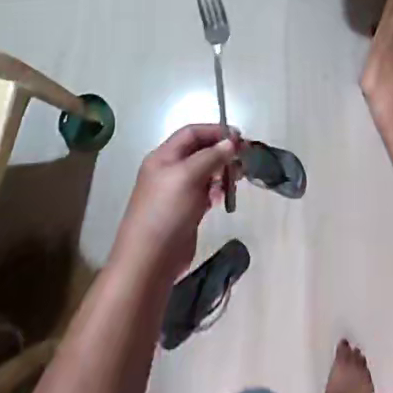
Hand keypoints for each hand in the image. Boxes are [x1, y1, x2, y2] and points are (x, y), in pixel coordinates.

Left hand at [110, 124, 239, 280]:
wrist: (149, 261)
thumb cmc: (166, 211)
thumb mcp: (188, 176)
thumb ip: (212, 156)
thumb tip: (231, 142)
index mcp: (163, 157)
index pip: (192, 133)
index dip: (215, 131)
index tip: (239, 139)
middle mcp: (169, 170)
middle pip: (200, 151)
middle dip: (222, 152)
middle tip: (243, 160)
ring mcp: (177, 192)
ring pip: (205, 172)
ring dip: (222, 172)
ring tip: (237, 180)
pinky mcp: (185, 211)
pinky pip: (205, 192)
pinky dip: (217, 191)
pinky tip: (223, 199)